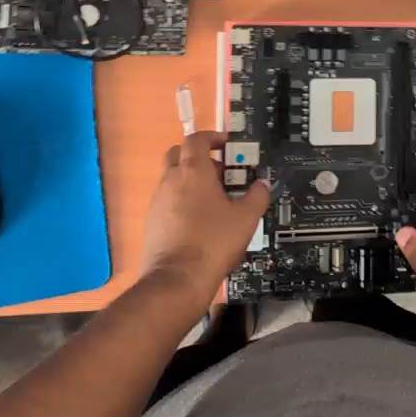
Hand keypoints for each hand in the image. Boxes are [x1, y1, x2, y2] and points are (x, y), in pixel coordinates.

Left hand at [140, 131, 268, 310]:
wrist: (177, 280)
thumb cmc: (214, 241)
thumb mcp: (246, 218)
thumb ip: (257, 196)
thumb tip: (263, 184)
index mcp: (193, 172)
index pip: (196, 139)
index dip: (212, 137)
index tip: (227, 145)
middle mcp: (171, 181)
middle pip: (178, 154)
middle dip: (198, 157)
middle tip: (220, 172)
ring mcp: (158, 201)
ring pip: (173, 179)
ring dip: (191, 181)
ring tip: (214, 201)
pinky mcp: (152, 222)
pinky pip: (168, 201)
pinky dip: (182, 201)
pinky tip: (200, 222)